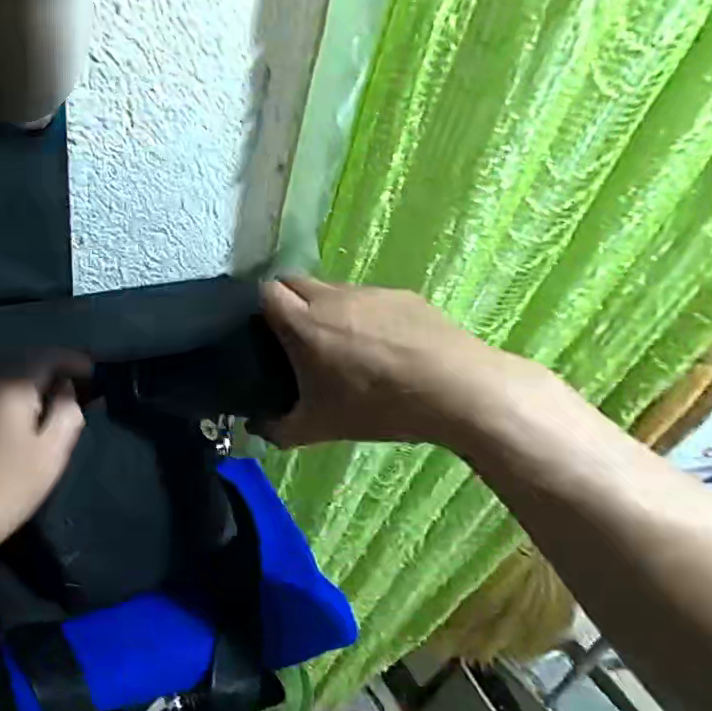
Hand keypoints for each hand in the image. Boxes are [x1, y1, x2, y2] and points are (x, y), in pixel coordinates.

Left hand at [0, 368, 85, 617]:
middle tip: (70, 383)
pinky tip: (3, 409)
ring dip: (21, 376)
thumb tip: (65, 386)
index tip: (91, 371)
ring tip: (39, 395)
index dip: (73, 360)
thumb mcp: (52, 454)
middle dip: (47, 366)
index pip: (48, 356)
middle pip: (19, 359)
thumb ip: (67, 411)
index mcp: (9, 385)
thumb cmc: (5, 491)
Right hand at [257, 276, 547, 451]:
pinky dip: (365, 315)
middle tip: (296, 337)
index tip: (265, 332)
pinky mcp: (403, 295)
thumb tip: (256, 427)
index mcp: (304, 324)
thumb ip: (279, 429)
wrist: (455, 388)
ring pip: (334, 289)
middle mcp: (332, 298)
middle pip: (295, 281)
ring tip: (343, 345)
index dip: (260, 307)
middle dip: (288, 301)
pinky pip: (371, 299)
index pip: (265, 291)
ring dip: (327, 308)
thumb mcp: (320, 428)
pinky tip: (385, 347)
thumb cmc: (377, 406)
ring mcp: (370, 293)